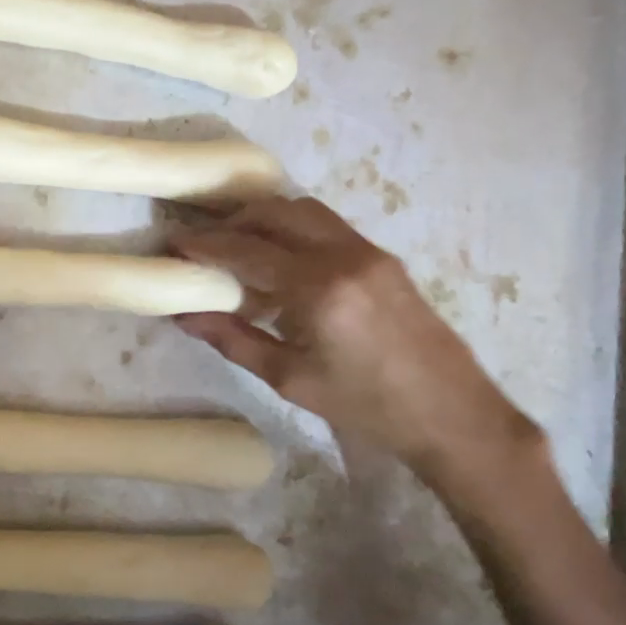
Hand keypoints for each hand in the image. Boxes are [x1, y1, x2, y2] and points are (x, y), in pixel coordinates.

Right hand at [171, 196, 541, 484]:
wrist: (452, 413)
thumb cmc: (367, 406)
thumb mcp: (290, 379)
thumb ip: (234, 339)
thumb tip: (185, 316)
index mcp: (318, 288)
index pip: (247, 250)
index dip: (206, 245)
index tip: (174, 243)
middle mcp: (344, 255)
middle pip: (276, 212)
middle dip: (234, 221)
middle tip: (205, 243)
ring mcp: (369, 251)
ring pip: (305, 211)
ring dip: (266, 219)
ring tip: (240, 247)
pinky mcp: (383, 258)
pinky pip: (328, 226)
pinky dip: (295, 230)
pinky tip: (282, 263)